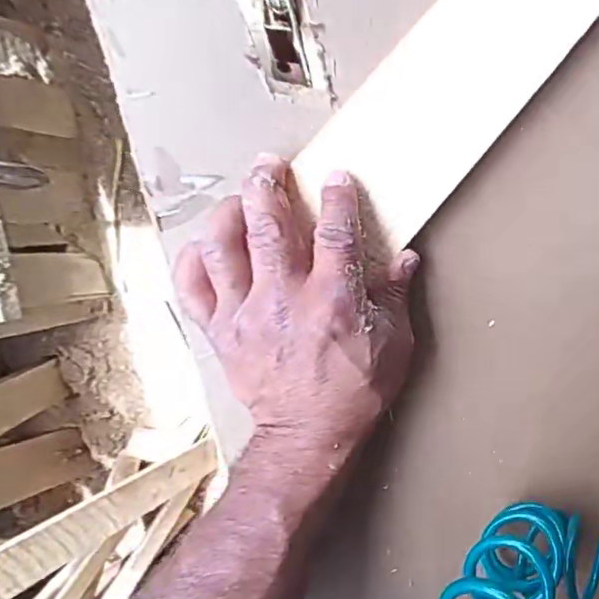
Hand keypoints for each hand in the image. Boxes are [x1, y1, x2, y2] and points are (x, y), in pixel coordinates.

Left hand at [173, 155, 419, 458]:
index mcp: (332, 297)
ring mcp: (246, 313)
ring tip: (238, 198)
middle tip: (270, 164)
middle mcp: (284, 296)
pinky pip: (193, 287)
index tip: (336, 177)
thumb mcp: (395, 346)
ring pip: (222, 245)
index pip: (334, 231)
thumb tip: (406, 260)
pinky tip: (203, 246)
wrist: (309, 435)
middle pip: (267, 223)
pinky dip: (193, 260)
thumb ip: (396, 297)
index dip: (337, 197)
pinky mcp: (222, 332)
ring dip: (228, 212)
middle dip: (267, 183)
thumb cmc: (355, 394)